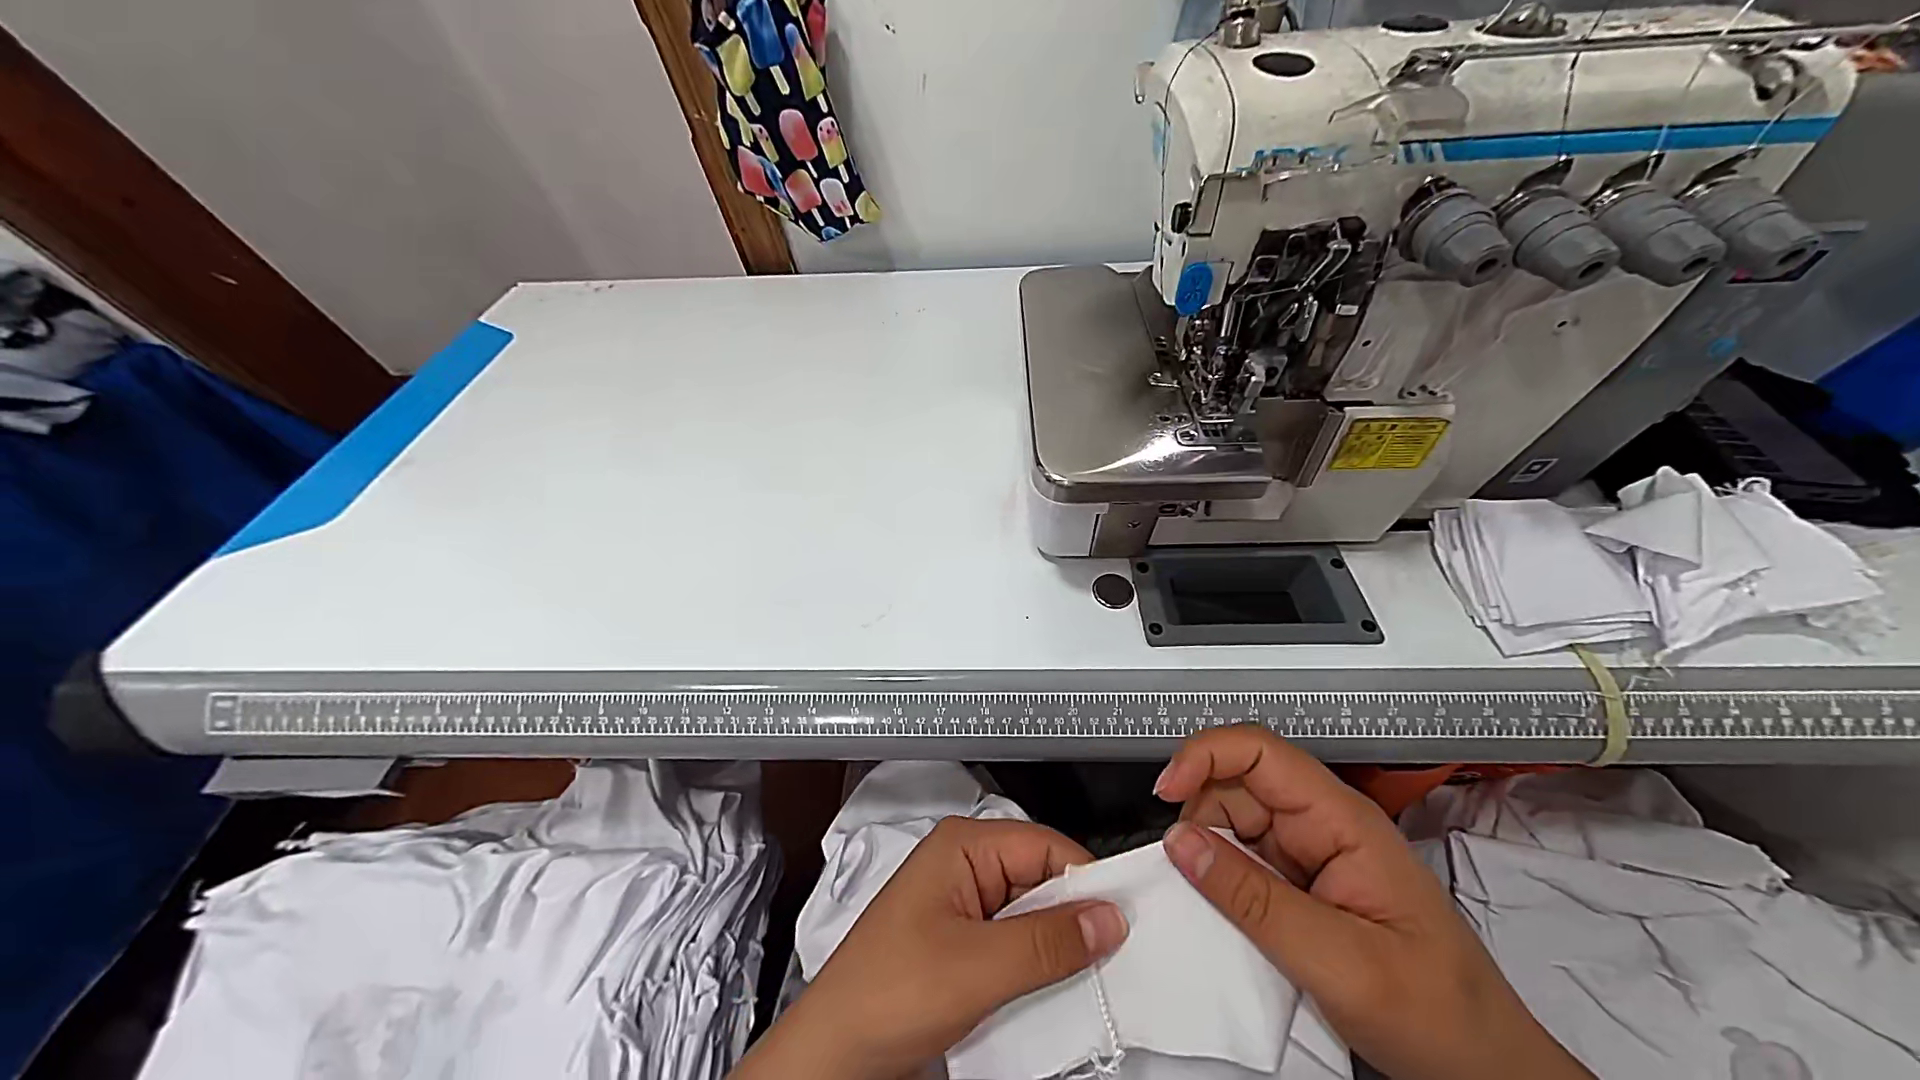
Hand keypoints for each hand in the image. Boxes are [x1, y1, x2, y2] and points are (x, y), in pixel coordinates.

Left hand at [731, 816, 1129, 1079]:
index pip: (1046, 846)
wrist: (835, 1051)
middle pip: (1041, 877)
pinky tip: (1045, 987)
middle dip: (1072, 916)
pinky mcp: (962, 938)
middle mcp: (963, 865)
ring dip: (1053, 944)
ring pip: (1031, 911)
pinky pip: (1014, 939)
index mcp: (962, 846)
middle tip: (1105, 956)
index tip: (1122, 919)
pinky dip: (1035, 962)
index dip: (1086, 880)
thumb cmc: (882, 993)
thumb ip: (1048, 942)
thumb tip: (1105, 919)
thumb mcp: (978, 967)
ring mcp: (962, 902)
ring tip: (1074, 977)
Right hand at [1155, 726, 1593, 1079]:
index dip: (1205, 755)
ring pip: (1231, 820)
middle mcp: (1320, 824)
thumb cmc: (1440, 1014)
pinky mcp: (1296, 880)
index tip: (1166, 791)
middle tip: (1184, 870)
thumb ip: (1254, 900)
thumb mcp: (1341, 963)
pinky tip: (1219, 908)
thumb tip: (1180, 842)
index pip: (1259, 751)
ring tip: (1207, 901)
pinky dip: (1216, 875)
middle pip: (1235, 783)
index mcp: (1341, 820)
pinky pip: (1239, 857)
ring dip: (1204, 849)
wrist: (1482, 1069)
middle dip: (1198, 815)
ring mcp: (1308, 851)